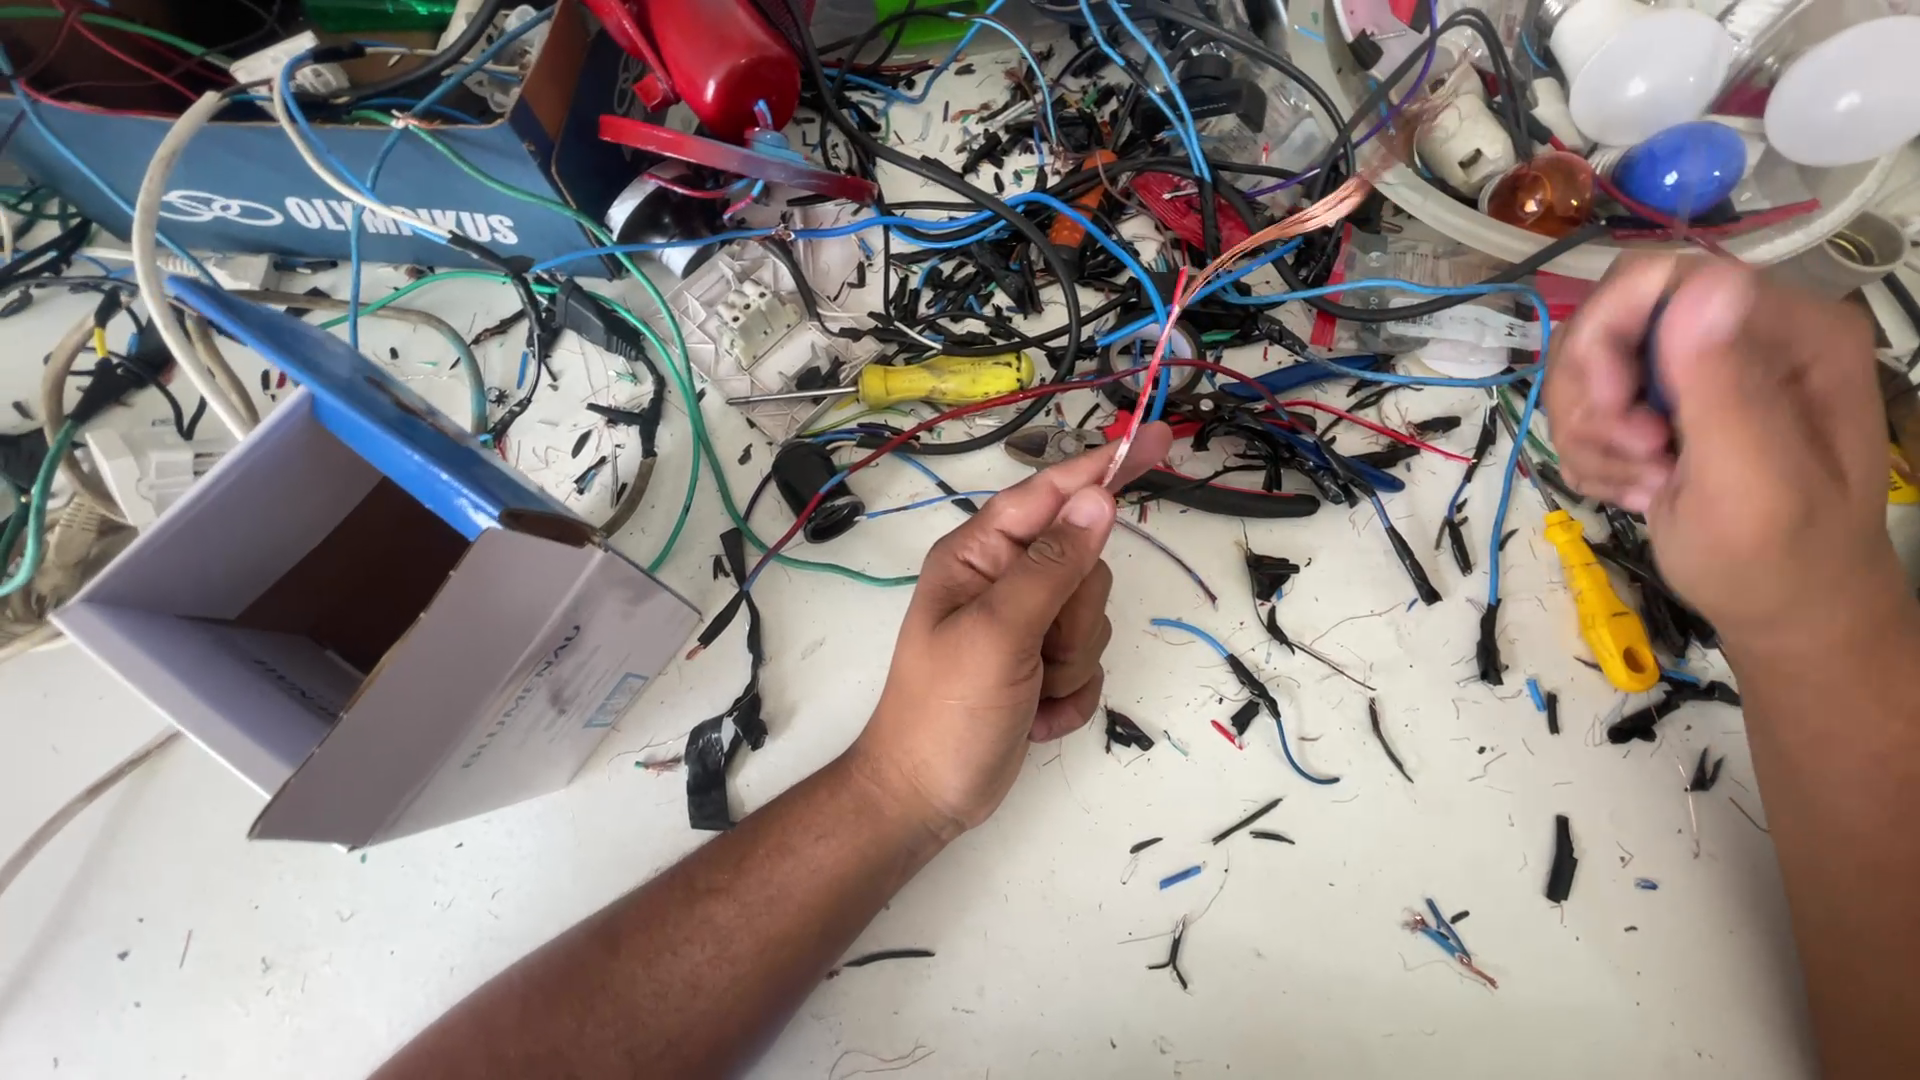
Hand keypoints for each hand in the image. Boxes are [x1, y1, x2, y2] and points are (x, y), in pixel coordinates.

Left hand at [843, 424, 1173, 840]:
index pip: (1050, 495)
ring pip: (1094, 618)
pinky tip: (1032, 714)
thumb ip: (1052, 566)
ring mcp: (1027, 625)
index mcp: (980, 556)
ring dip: (1070, 665)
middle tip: (1037, 654)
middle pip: (1086, 565)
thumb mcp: (997, 634)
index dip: (1102, 468)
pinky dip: (1069, 696)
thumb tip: (1097, 498)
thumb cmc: (945, 710)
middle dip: (1074, 619)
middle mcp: (1007, 581)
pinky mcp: (1043, 665)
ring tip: (1027, 691)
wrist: (927, 795)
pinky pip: (1090, 663)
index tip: (1156, 440)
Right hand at [1543, 255, 1897, 649]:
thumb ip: (1725, 384)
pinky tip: (1633, 486)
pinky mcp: (1656, 405)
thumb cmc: (1776, 554)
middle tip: (1632, 454)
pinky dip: (1588, 454)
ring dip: (1587, 435)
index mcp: (1785, 333)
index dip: (1607, 337)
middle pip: (1603, 324)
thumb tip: (1705, 283)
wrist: (1777, 605)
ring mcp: (1691, 371)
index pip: (1656, 280)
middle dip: (1593, 398)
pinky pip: (1579, 410)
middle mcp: (1734, 337)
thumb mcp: (1752, 477)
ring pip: (1579, 371)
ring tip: (1640, 481)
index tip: (1610, 410)